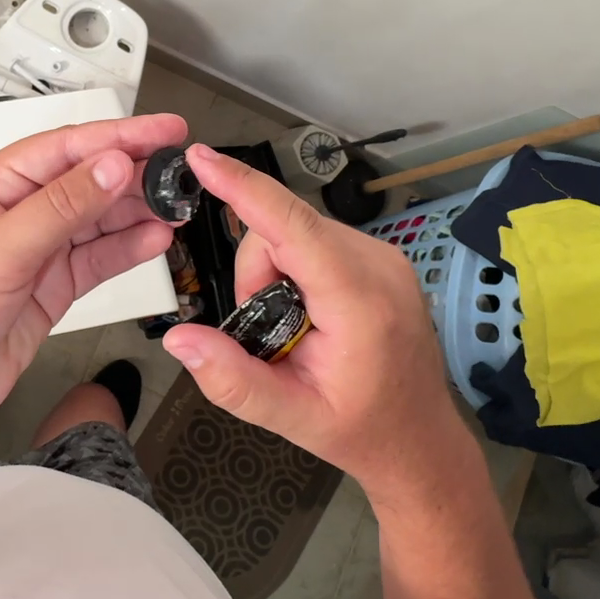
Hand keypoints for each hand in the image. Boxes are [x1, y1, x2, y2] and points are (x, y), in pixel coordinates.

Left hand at [0, 115, 186, 440]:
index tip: (161, 131)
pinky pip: (96, 260)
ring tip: (176, 204)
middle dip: (134, 174)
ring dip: (137, 211)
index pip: (65, 149)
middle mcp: (16, 214)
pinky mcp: (48, 288)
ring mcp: (34, 253)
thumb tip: (109, 167)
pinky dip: (126, 249)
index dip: (118, 136)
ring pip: (97, 221)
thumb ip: (60, 208)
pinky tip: (153, 239)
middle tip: (179, 172)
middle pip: (86, 181)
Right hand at [161, 145, 460, 492]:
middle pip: (283, 230)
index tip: (201, 157)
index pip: (292, 226)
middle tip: (267, 333)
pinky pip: (313, 237)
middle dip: (255, 275)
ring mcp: (383, 255)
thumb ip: (233, 381)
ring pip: (295, 231)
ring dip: (273, 272)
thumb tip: (177, 338)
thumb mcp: (292, 417)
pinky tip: (307, 314)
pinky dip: (293, 267)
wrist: (421, 441)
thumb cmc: (361, 431)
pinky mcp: (379, 255)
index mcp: (359, 300)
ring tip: (291, 329)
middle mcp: (377, 263)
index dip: (243, 188)